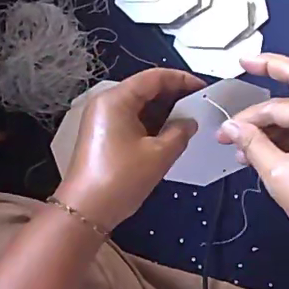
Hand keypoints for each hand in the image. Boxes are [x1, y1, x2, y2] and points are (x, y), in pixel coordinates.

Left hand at [56, 68, 203, 230]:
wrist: (85, 210)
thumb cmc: (120, 179)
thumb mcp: (159, 155)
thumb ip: (180, 132)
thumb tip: (189, 122)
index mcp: (116, 99)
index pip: (154, 77)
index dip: (181, 80)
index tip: (203, 89)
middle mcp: (105, 103)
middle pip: (144, 89)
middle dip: (173, 96)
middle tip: (199, 106)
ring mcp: (101, 119)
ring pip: (138, 105)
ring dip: (162, 112)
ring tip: (188, 122)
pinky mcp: (101, 135)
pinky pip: (130, 119)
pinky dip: (150, 123)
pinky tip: (168, 135)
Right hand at [216, 54, 288, 264]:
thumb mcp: (279, 175)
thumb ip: (253, 144)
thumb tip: (230, 127)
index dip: (269, 65)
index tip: (242, 62)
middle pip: (288, 105)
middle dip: (254, 118)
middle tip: (224, 135)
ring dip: (263, 132)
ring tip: (235, 149)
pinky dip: (277, 142)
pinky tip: (253, 155)